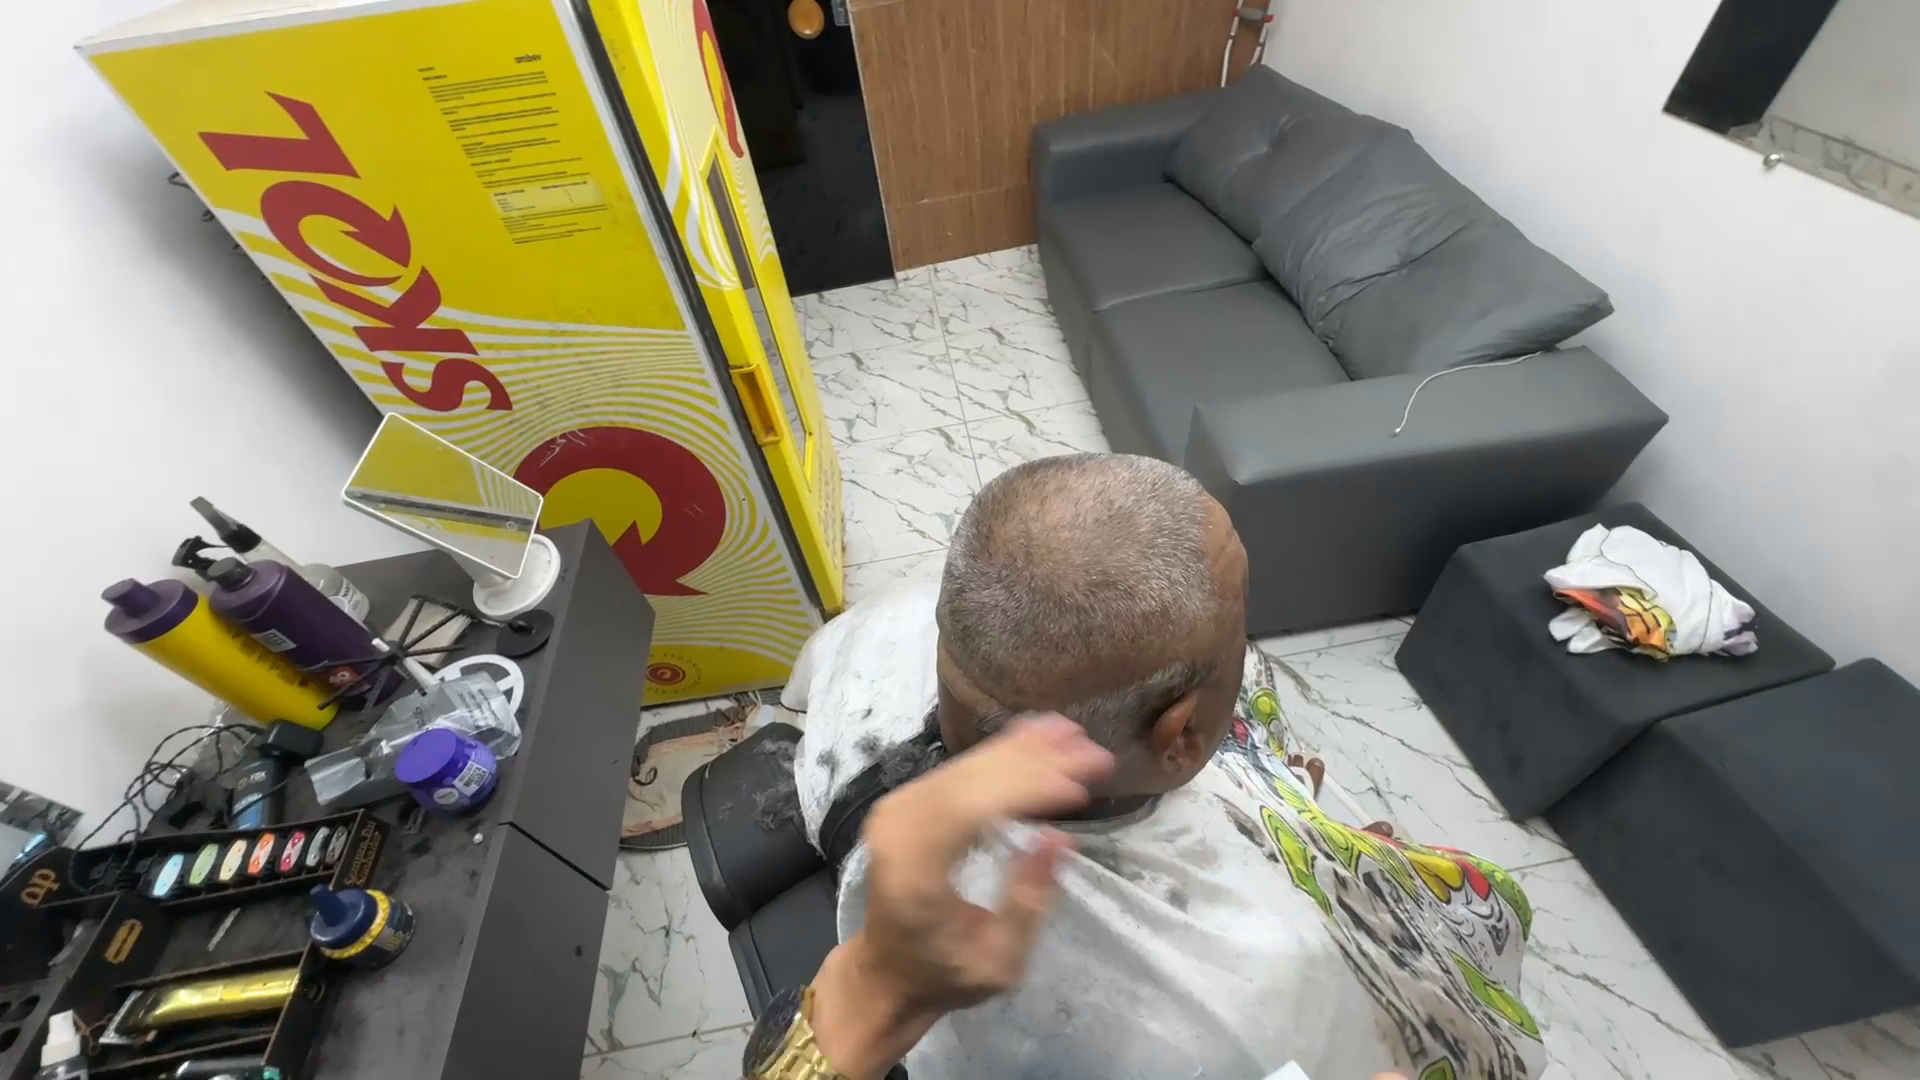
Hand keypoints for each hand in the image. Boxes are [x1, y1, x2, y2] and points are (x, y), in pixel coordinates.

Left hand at [809, 715, 1114, 1077]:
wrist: (886, 971)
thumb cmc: (943, 973)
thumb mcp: (996, 962)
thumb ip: (1026, 903)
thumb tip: (1060, 838)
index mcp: (914, 867)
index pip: (972, 809)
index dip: (1028, 790)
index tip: (1080, 787)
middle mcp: (901, 823)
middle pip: (974, 778)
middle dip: (1039, 763)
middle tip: (1095, 755)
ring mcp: (901, 804)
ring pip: (970, 765)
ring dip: (1026, 749)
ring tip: (1075, 734)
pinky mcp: (910, 798)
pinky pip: (961, 766)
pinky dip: (1003, 750)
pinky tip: (1036, 731)